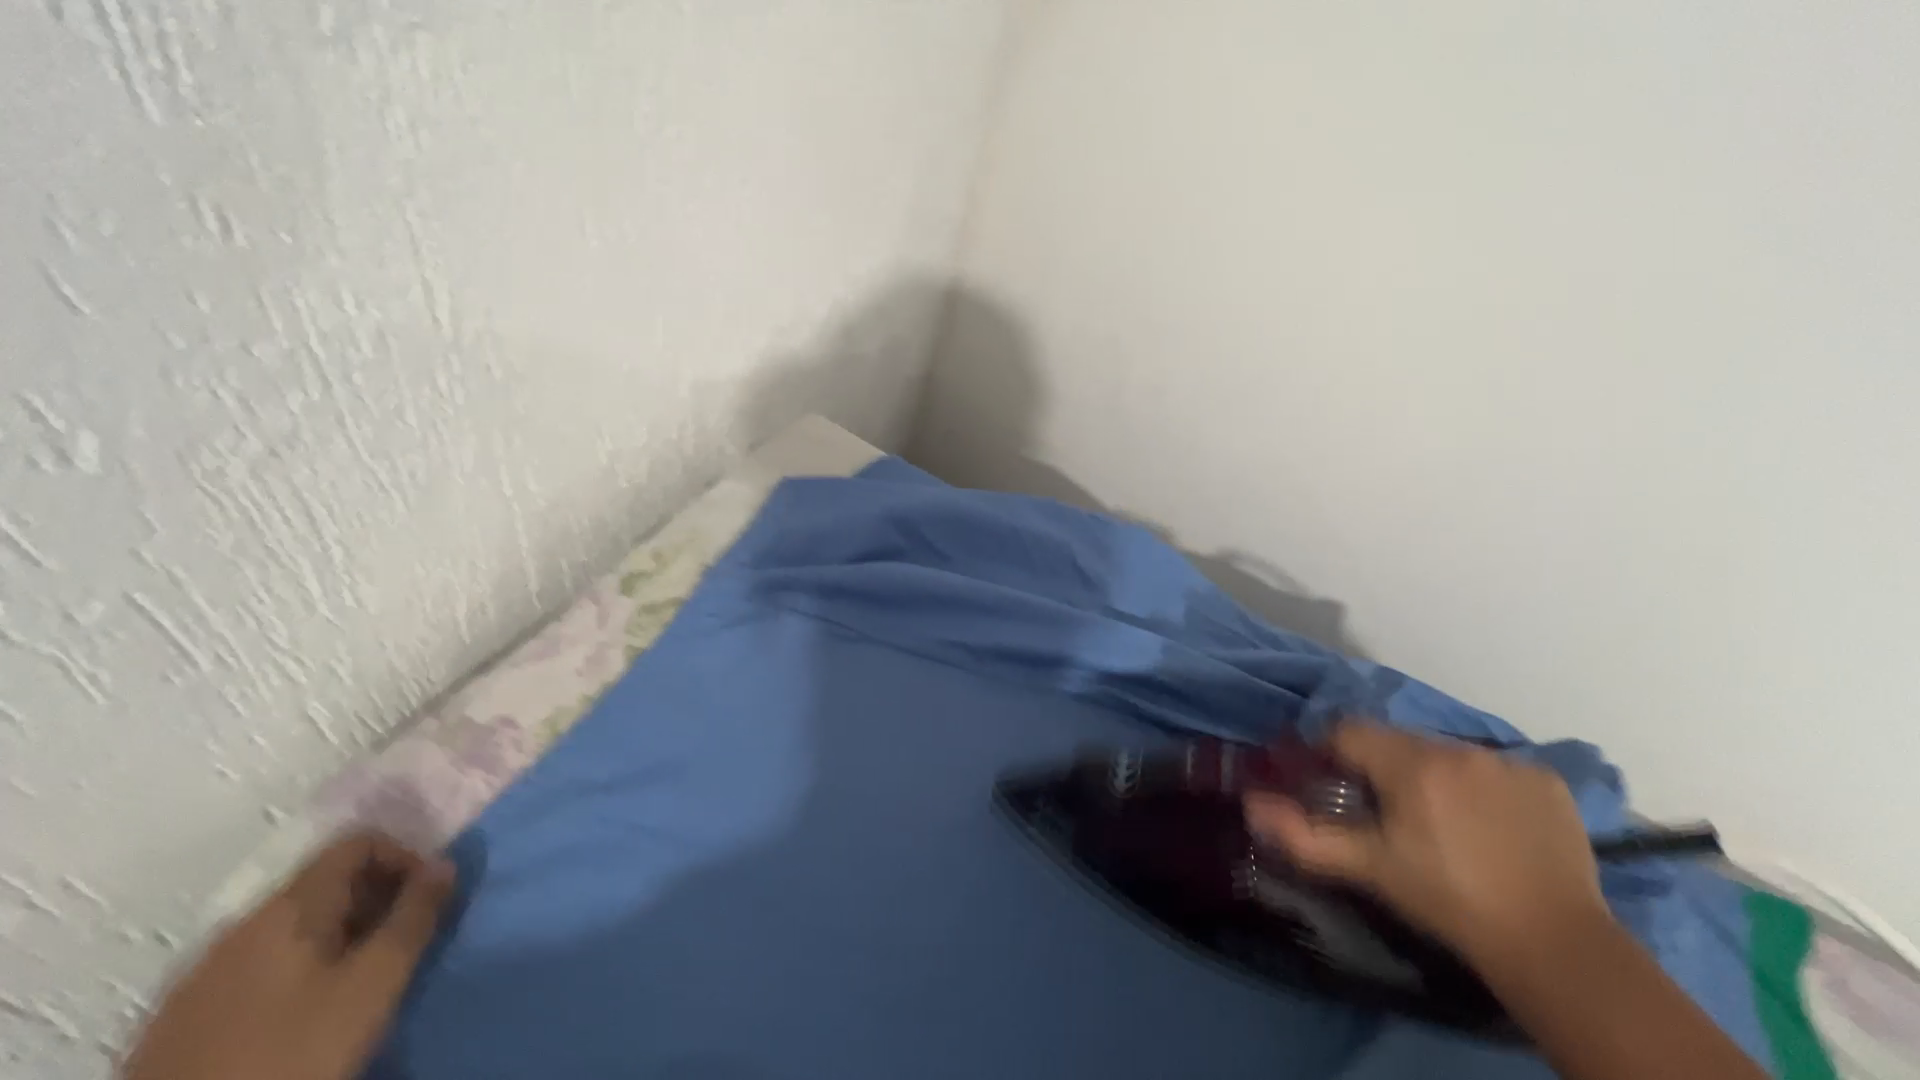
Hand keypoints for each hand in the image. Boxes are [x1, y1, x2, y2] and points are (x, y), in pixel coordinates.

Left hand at [122, 832, 455, 1079]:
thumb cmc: (294, 1049)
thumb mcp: (374, 984)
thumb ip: (414, 919)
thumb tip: (444, 864)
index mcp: (288, 906)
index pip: (355, 843)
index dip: (404, 858)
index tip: (429, 900)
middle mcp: (243, 921)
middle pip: (324, 882)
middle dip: (377, 900)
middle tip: (406, 943)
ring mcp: (206, 966)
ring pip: (293, 925)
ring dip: (341, 935)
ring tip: (365, 979)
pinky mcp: (187, 1009)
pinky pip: (260, 962)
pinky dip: (301, 966)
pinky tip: (307, 1011)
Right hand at [1244, 722, 1608, 962]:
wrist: (1552, 941)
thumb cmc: (1446, 900)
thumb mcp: (1370, 869)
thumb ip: (1305, 835)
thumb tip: (1251, 804)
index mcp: (1412, 762)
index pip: (1348, 730)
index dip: (1329, 752)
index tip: (1327, 784)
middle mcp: (1459, 747)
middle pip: (1398, 742)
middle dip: (1381, 768)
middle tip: (1383, 816)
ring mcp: (1510, 761)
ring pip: (1447, 754)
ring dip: (1431, 776)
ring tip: (1438, 825)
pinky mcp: (1547, 781)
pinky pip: (1495, 770)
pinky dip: (1481, 789)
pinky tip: (1488, 829)